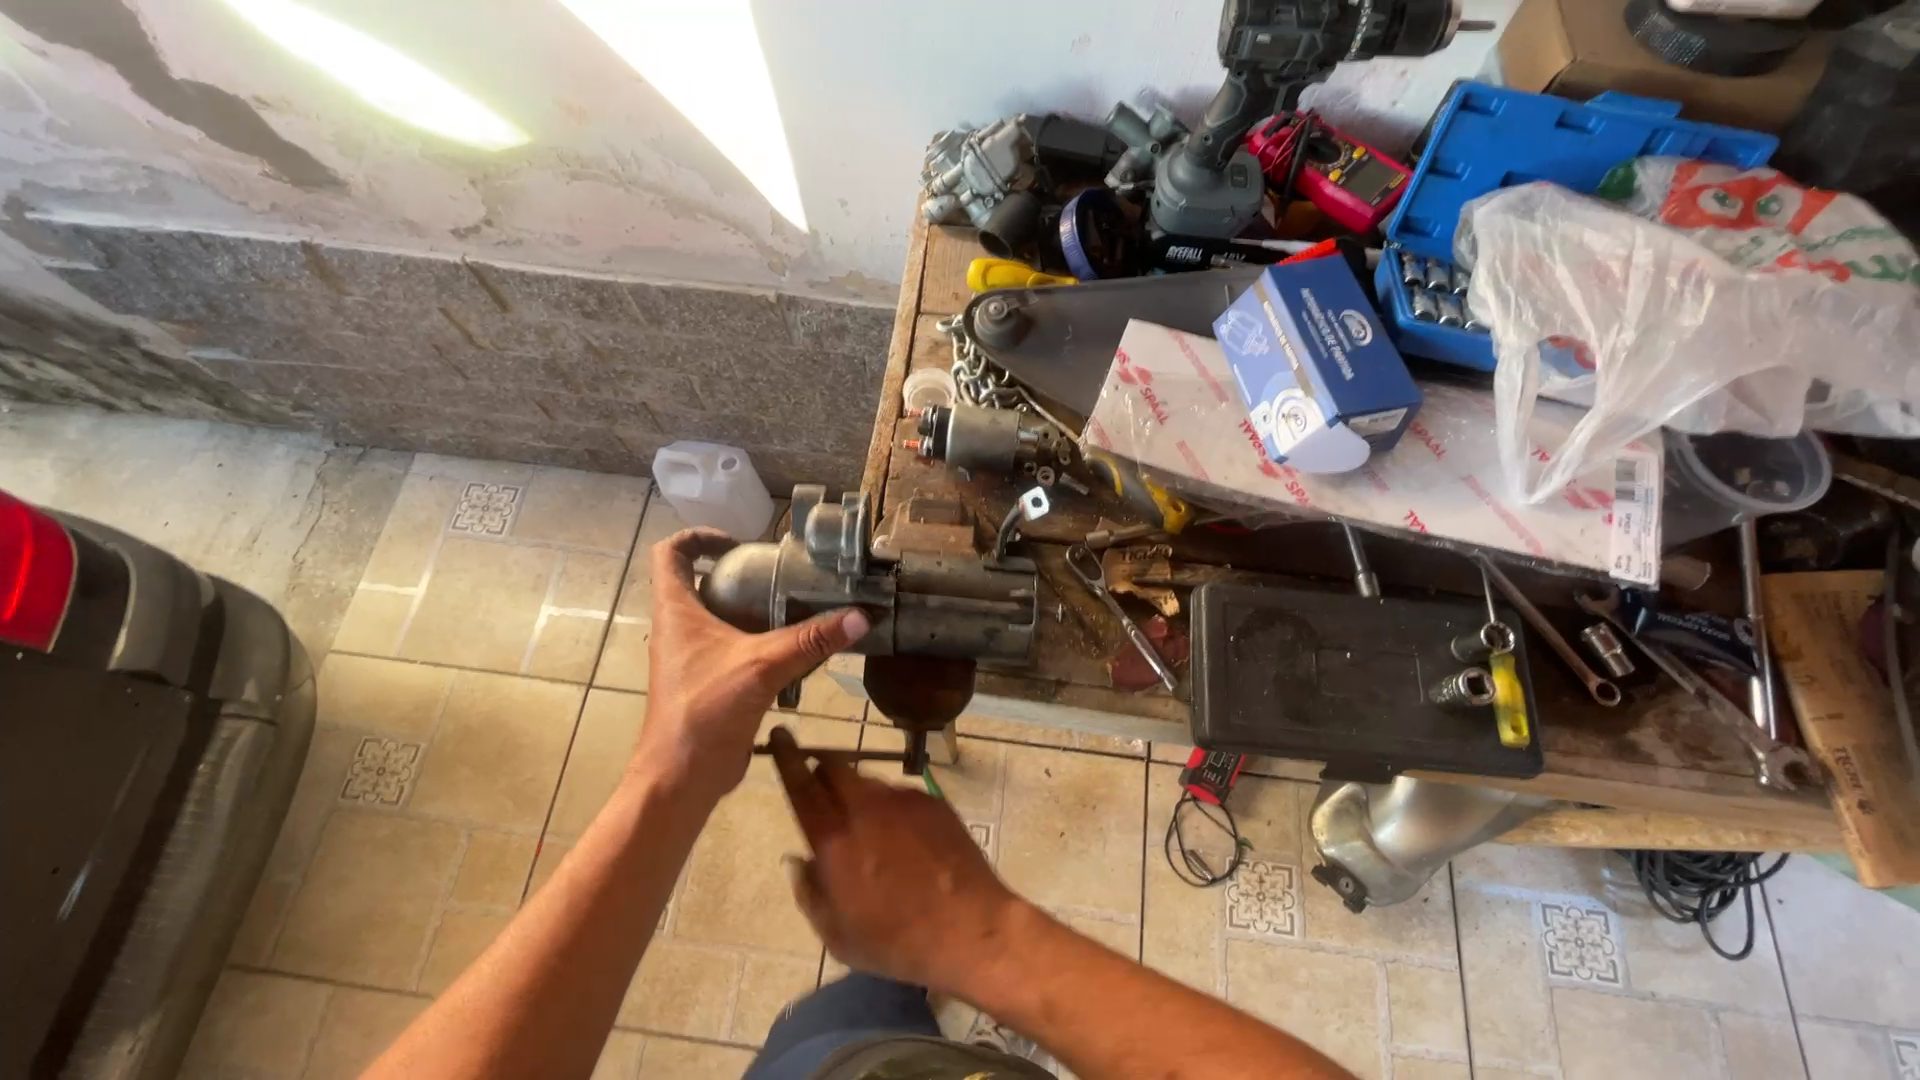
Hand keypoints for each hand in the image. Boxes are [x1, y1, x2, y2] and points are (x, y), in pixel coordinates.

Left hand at [639, 529, 868, 799]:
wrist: (682, 777)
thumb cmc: (705, 711)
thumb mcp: (762, 666)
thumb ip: (810, 640)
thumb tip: (859, 616)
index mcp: (676, 611)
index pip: (671, 553)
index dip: (699, 537)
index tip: (739, 542)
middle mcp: (679, 628)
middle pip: (701, 583)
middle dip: (738, 572)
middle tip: (780, 573)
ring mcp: (692, 657)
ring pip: (719, 617)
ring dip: (751, 608)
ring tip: (794, 605)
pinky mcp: (708, 682)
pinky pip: (733, 648)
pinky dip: (759, 640)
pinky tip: (793, 648)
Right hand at [768, 727, 1022, 993]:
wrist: (971, 929)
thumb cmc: (897, 942)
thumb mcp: (837, 935)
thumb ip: (809, 891)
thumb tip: (796, 859)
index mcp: (834, 839)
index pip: (800, 784)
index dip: (786, 756)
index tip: (779, 734)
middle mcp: (866, 807)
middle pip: (834, 766)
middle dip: (821, 768)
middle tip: (821, 787)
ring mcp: (903, 799)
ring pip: (868, 779)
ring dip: (856, 790)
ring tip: (868, 826)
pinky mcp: (933, 802)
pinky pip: (900, 793)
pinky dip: (891, 805)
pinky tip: (904, 837)